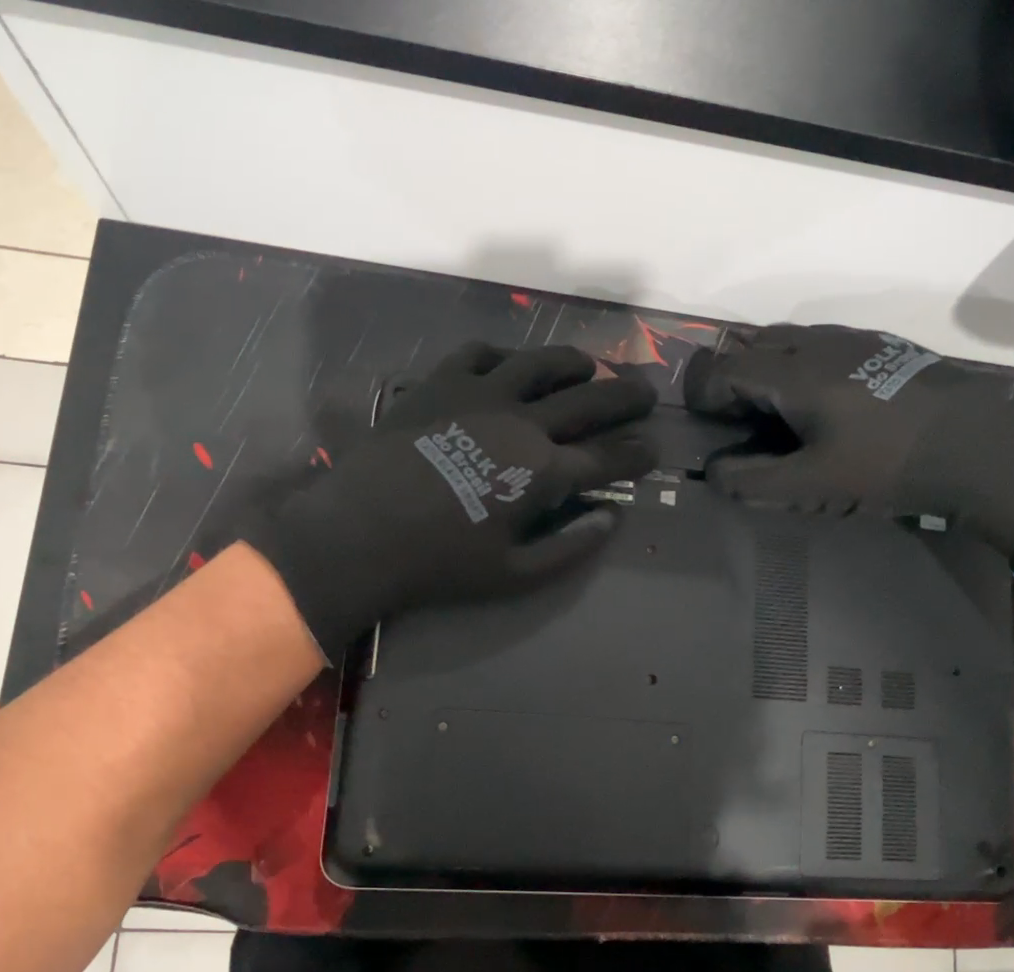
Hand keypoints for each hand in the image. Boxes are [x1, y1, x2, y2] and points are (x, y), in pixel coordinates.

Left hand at [240, 343, 657, 657]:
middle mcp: (523, 422)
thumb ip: (570, 547)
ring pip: (541, 364)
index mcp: (544, 472)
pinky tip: (510, 364)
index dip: (638, 453)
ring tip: (587, 366)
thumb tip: (611, 517)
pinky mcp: (439, 382)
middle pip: (589, 400)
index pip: (609, 458)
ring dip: (573, 363)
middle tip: (646, 393)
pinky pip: (480, 354)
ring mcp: (480, 394)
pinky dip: (504, 356)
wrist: (359, 533)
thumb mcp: (514, 575)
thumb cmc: (439, 563)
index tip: (654, 449)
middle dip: (626, 397)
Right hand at [683, 324, 1013, 571]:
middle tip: (743, 423)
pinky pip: (823, 343)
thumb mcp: (812, 486)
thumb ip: (752, 481)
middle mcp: (816, 342)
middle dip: (734, 380)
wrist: (980, 446)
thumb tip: (713, 472)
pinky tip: (828, 404)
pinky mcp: (882, 344)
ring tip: (782, 415)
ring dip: (769, 370)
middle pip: (750, 345)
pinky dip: (804, 366)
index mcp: (792, 373)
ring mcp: (852, 337)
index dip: (703, 398)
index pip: (721, 369)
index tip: (709, 429)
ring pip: (788, 340)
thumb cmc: (887, 467)